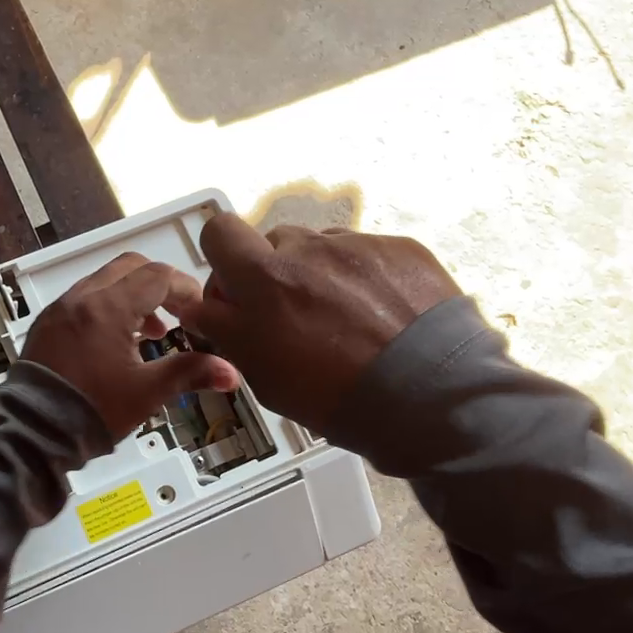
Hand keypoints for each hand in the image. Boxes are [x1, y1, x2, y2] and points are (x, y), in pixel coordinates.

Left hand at [21, 252, 241, 437]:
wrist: (33, 432)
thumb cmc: (91, 411)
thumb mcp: (147, 393)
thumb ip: (190, 373)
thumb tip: (231, 373)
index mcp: (108, 308)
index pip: (157, 276)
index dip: (185, 289)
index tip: (198, 311)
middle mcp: (81, 298)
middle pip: (130, 267)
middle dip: (159, 284)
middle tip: (177, 312)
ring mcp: (60, 308)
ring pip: (105, 279)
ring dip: (132, 295)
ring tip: (150, 333)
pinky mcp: (48, 322)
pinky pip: (84, 297)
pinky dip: (107, 305)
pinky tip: (117, 340)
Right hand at [173, 215, 460, 433]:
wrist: (433, 400)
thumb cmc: (335, 396)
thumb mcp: (259, 372)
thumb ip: (222, 329)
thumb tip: (199, 306)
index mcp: (264, 277)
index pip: (219, 231)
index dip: (223, 258)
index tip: (237, 291)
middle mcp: (308, 248)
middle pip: (275, 244)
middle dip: (276, 273)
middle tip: (296, 317)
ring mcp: (358, 246)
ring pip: (323, 251)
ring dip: (322, 276)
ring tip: (349, 323)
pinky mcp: (401, 250)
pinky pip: (368, 256)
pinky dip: (367, 280)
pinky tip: (383, 319)